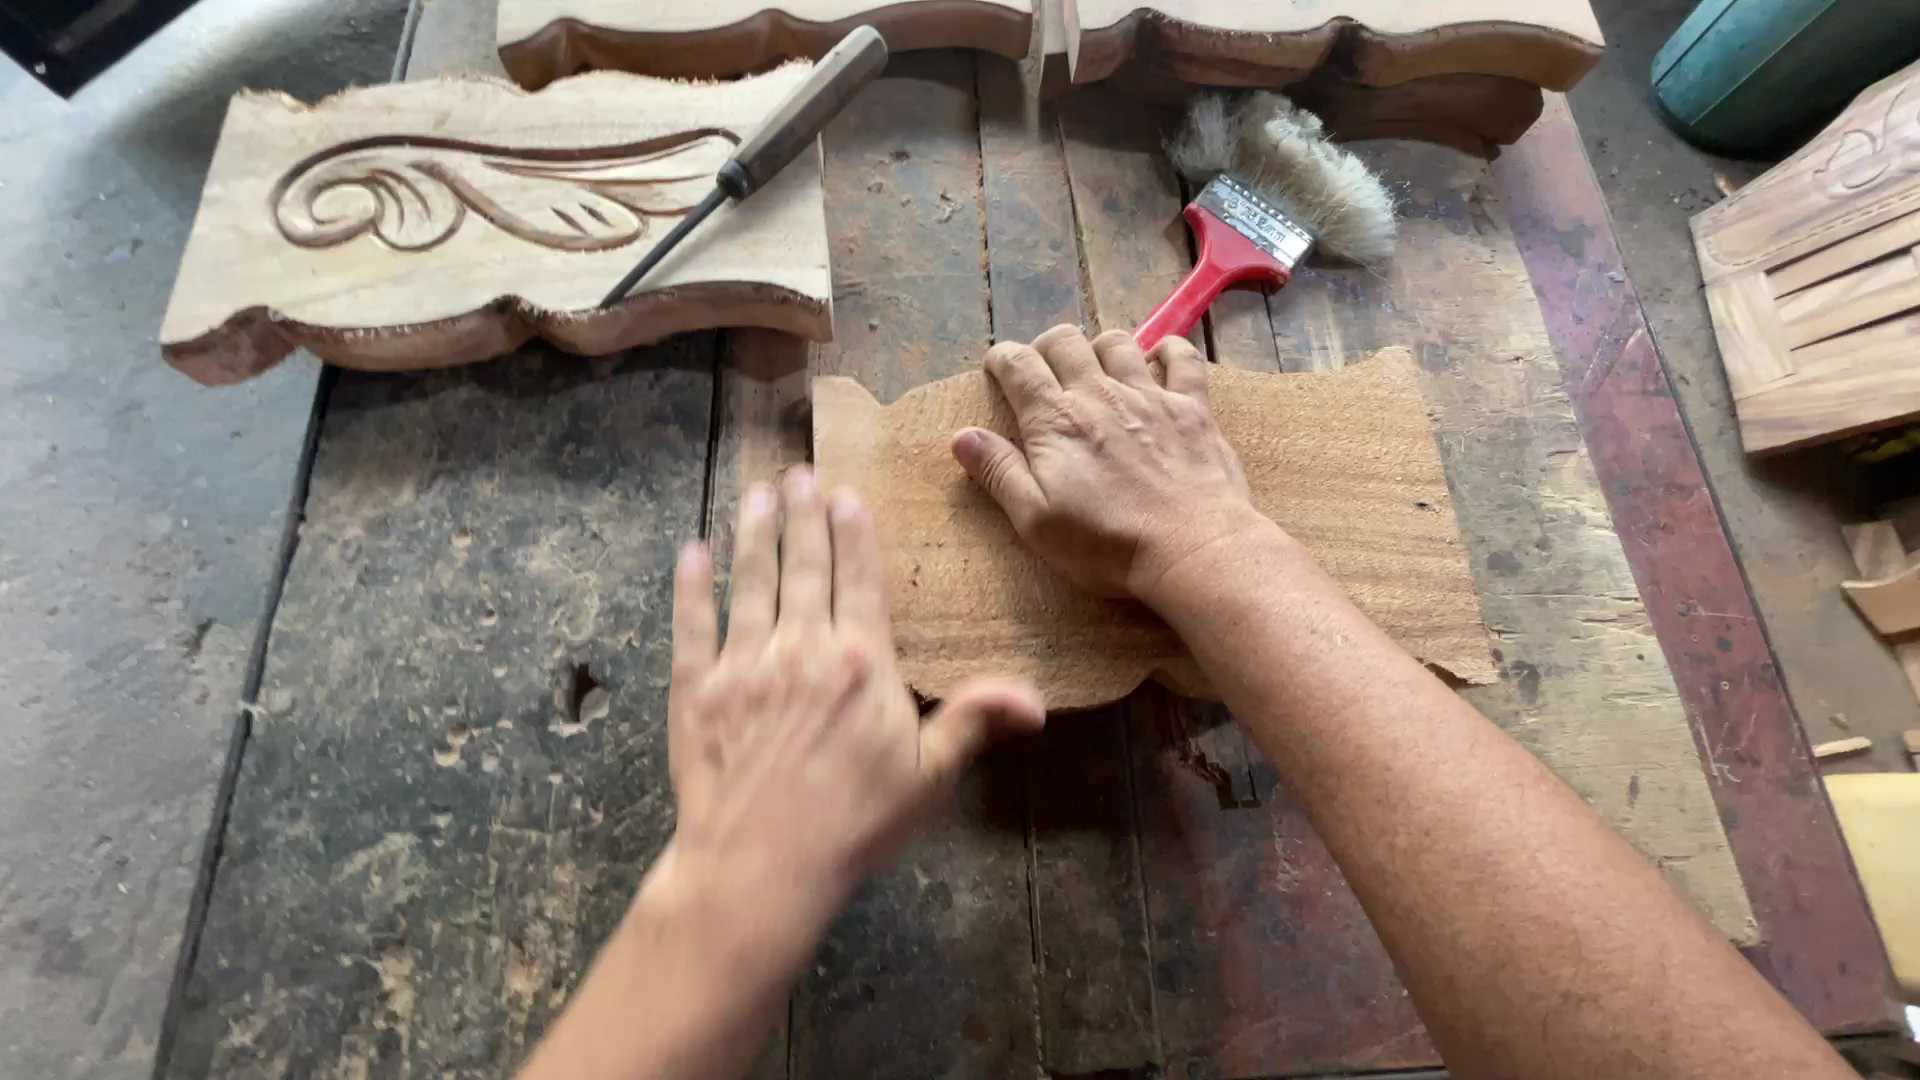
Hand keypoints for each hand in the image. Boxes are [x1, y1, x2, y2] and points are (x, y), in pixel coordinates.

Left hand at [654, 467, 1044, 953]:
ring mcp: (745, 664)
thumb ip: (974, 721)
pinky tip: (691, 553)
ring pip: (751, 582)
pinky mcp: (697, 689)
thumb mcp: (928, 777)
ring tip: (758, 494)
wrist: (760, 870)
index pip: (859, 580)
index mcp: (861, 662)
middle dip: (804, 515)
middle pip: (805, 566)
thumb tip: (1038, 699)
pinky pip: (693, 625)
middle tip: (799, 473)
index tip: (845, 494)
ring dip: (755, 533)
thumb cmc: (854, 822)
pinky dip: (691, 587)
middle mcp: (803, 648)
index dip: (853, 532)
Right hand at [951, 325, 1259, 601]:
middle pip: (1065, 341)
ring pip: (1118, 342)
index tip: (996, 367)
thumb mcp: (1036, 520)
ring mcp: (1150, 396)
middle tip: (1043, 371)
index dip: (1002, 359)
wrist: (1191, 548)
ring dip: (1099, 348)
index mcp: (1056, 421)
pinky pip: (1182, 359)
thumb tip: (963, 436)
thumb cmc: (1106, 543)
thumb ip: (999, 472)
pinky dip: (1168, 350)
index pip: (1019, 366)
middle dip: (1046, 347)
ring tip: (1096, 369)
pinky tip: (1160, 359)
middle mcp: (1100, 394)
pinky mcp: (1192, 408)